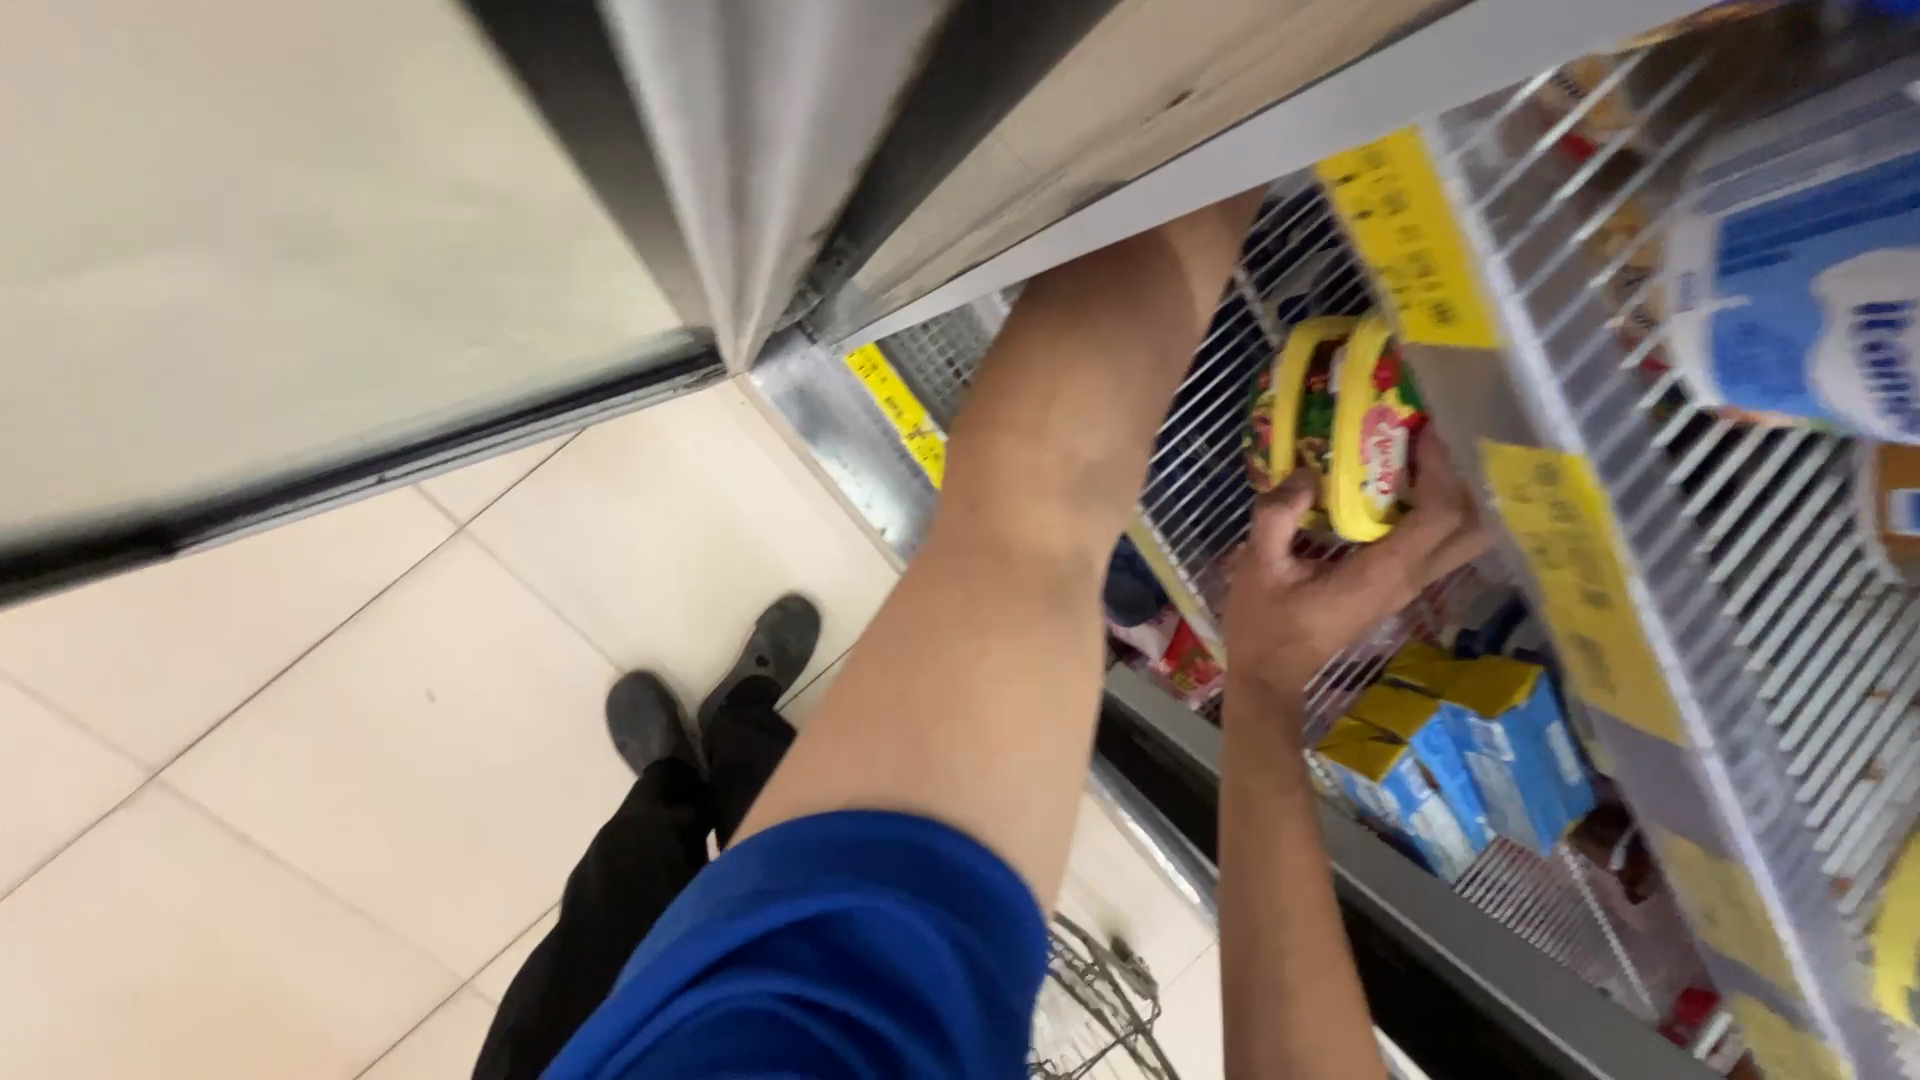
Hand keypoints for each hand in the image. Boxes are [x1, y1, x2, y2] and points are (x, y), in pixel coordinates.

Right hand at [1223, 428, 1490, 699]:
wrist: (1269, 676)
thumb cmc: (1263, 626)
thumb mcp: (1257, 567)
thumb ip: (1277, 516)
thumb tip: (1304, 474)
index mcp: (1381, 574)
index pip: (1439, 515)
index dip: (1440, 469)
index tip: (1421, 432)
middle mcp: (1407, 581)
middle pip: (1472, 529)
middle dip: (1463, 480)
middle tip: (1429, 444)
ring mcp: (1405, 588)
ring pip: (1460, 540)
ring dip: (1452, 495)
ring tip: (1414, 460)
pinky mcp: (1394, 589)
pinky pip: (1434, 546)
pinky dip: (1432, 512)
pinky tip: (1394, 492)